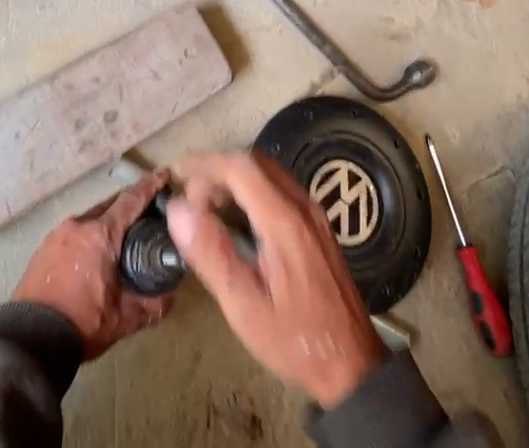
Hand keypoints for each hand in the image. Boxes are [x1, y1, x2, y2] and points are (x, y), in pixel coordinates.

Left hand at [10, 170, 175, 359]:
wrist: (30, 338)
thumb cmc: (82, 322)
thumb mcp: (124, 318)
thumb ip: (153, 305)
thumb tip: (171, 296)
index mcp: (100, 235)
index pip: (131, 201)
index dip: (149, 187)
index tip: (163, 174)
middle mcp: (78, 226)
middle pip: (110, 206)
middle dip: (129, 205)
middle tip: (148, 211)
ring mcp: (57, 235)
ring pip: (90, 219)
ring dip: (107, 222)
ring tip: (122, 235)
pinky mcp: (43, 248)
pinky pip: (74, 233)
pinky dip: (89, 235)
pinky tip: (94, 252)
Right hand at [164, 151, 386, 407]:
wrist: (351, 363)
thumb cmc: (293, 338)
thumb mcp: (244, 304)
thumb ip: (211, 253)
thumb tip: (178, 210)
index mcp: (284, 221)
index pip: (241, 167)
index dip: (205, 164)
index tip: (177, 176)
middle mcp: (302, 207)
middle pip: (255, 163)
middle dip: (216, 170)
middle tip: (190, 198)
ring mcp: (314, 215)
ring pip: (268, 173)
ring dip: (233, 178)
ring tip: (205, 206)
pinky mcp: (317, 226)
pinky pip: (279, 189)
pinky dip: (250, 189)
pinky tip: (235, 217)